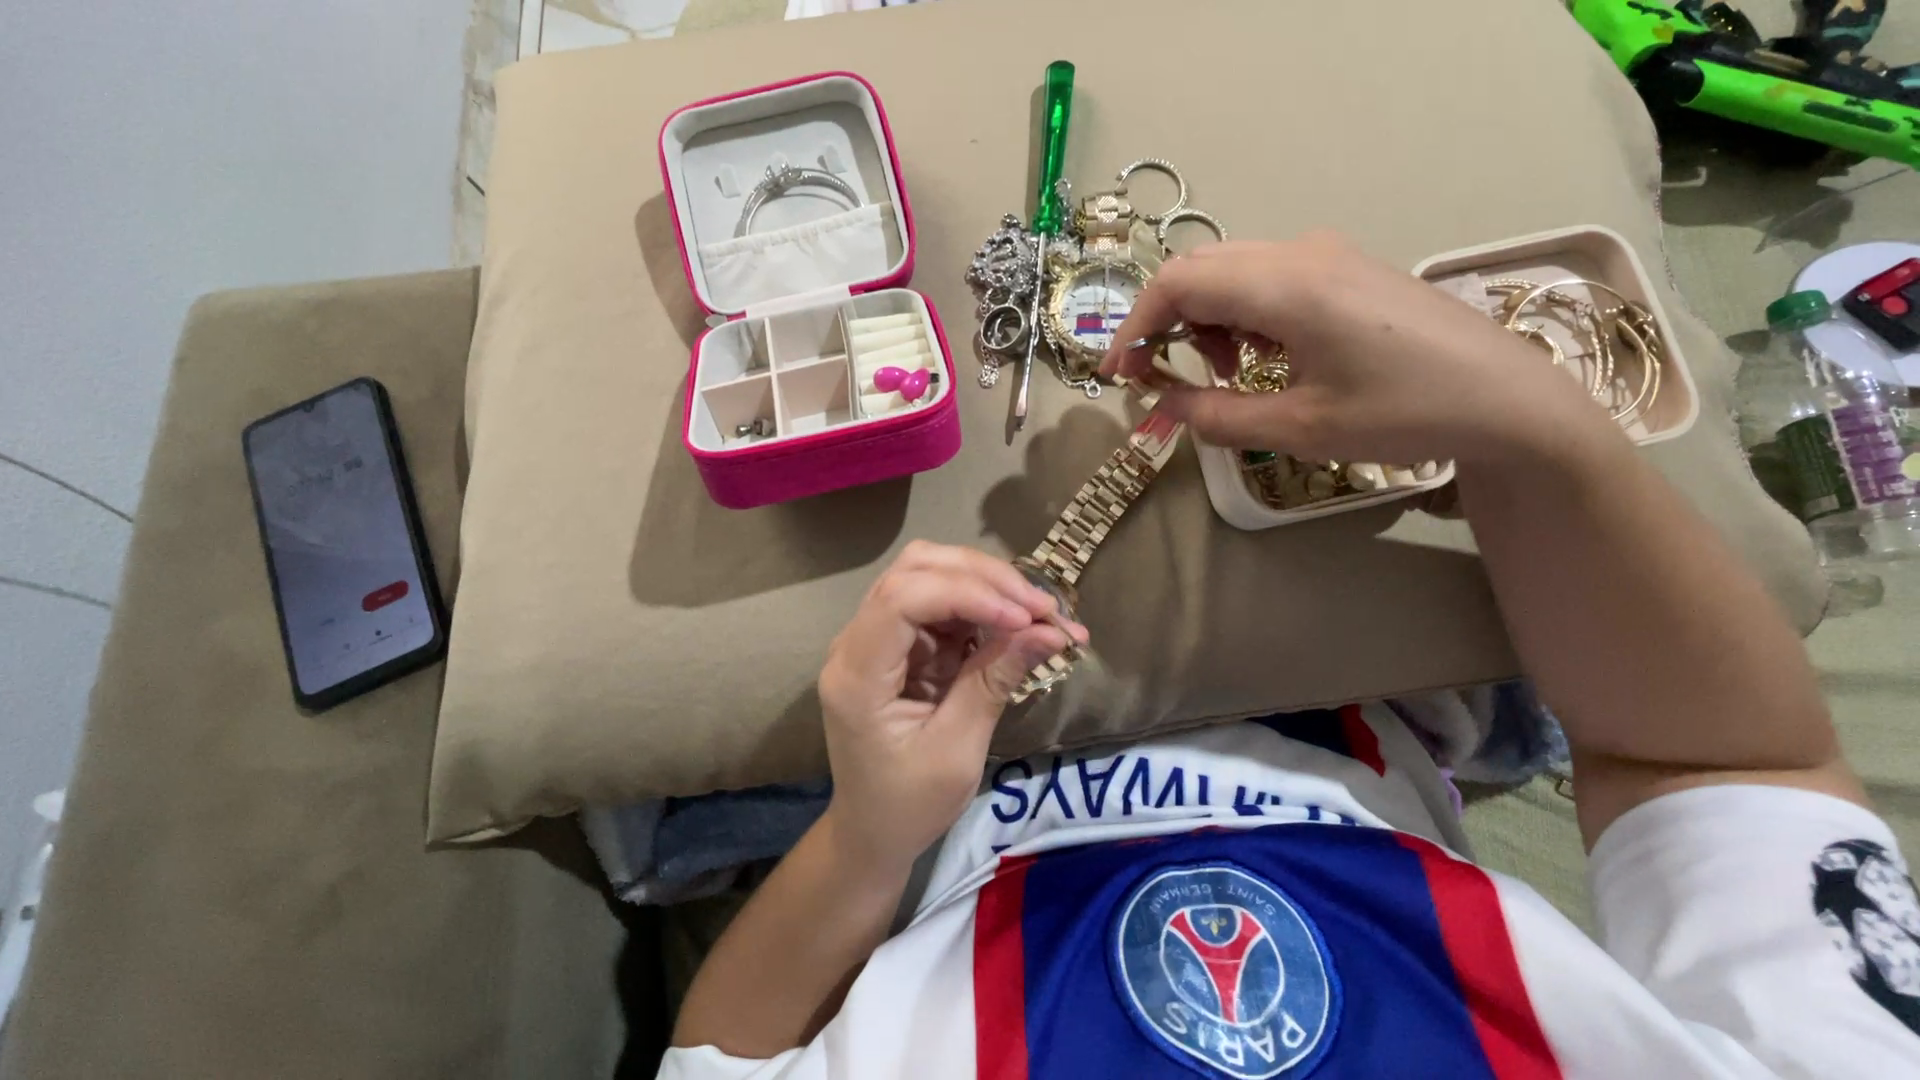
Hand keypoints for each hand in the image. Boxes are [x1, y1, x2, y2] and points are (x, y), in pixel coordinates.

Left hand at [817, 542, 1087, 869]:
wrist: (873, 832)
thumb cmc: (909, 804)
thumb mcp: (958, 749)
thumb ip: (995, 681)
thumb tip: (1050, 630)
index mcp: (856, 675)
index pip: (903, 598)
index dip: (968, 593)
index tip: (1025, 618)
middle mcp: (856, 643)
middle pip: (916, 570)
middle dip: (985, 578)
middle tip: (1043, 608)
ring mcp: (876, 639)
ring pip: (930, 576)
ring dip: (988, 585)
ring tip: (1040, 612)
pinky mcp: (900, 645)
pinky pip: (941, 604)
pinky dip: (984, 606)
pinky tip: (1019, 624)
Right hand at [1100, 233, 1605, 466]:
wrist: (1508, 399)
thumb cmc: (1404, 415)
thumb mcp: (1300, 430)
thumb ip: (1215, 416)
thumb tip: (1160, 403)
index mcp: (1287, 287)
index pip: (1179, 283)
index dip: (1135, 327)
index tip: (1119, 375)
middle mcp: (1301, 253)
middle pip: (1199, 268)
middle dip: (1163, 321)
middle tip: (1154, 376)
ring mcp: (1327, 254)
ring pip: (1231, 269)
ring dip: (1203, 318)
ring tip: (1218, 375)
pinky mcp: (1345, 267)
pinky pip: (1267, 275)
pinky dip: (1239, 313)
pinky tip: (1259, 356)